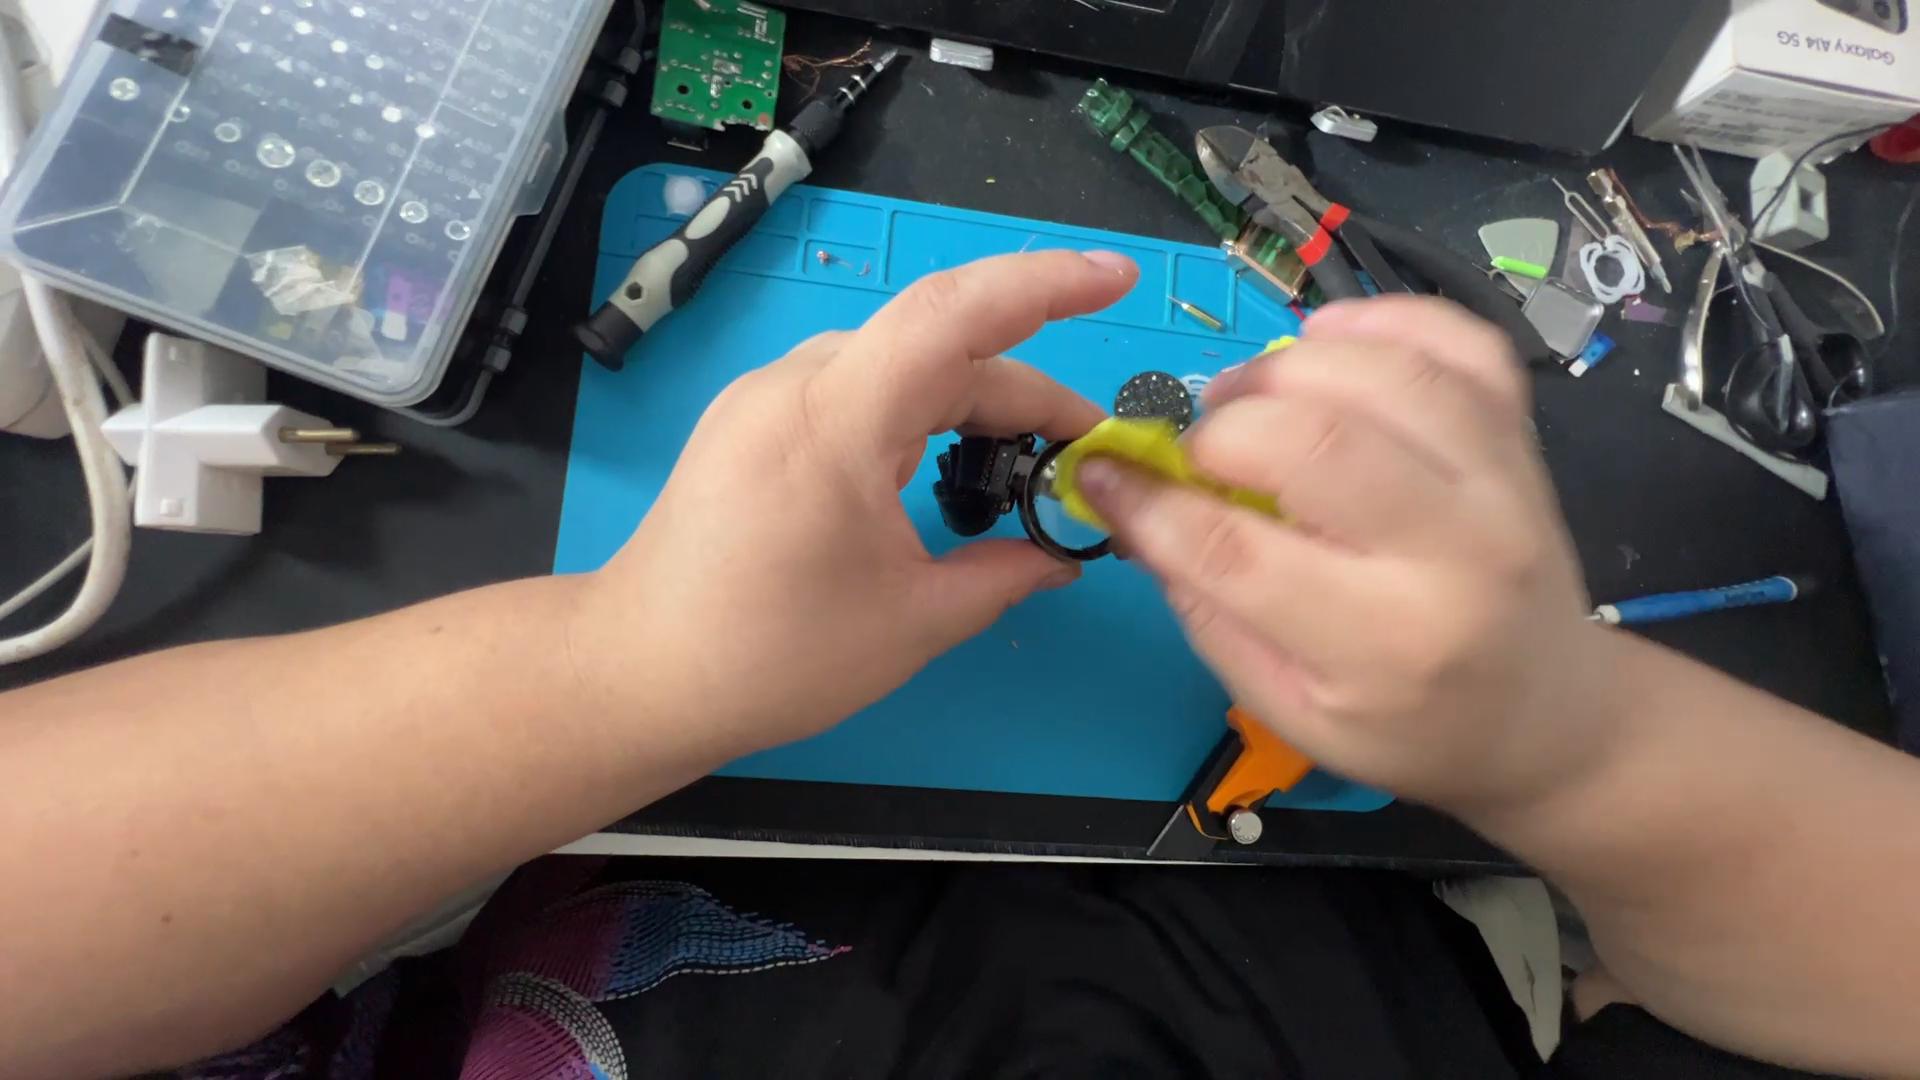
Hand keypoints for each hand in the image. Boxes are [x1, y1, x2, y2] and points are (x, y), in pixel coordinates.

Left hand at [566, 250, 1138, 756]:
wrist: (642, 672)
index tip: (1116, 279)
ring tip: (1023, 460)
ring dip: (971, 405)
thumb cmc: (774, 655)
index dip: (1044, 285)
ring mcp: (769, 396)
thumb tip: (1060, 558)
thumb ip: (1003, 578)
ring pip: (899, 369)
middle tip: (1082, 448)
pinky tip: (941, 462)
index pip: (952, 315)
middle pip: (937, 350)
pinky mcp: (756, 420)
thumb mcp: (912, 623)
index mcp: (835, 421)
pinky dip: (918, 416)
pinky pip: (859, 392)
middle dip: (1023, 392)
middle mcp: (798, 383)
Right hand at [1077, 297, 1616, 814]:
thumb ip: (1200, 604)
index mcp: (1377, 644)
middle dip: (1219, 431)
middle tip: (1192, 448)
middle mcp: (1453, 555)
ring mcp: (1502, 483)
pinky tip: (1322, 346)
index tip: (1098, 471)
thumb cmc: (1397, 723)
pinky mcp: (1523, 436)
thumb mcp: (1278, 701)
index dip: (1146, 500)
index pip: (1232, 552)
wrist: (1544, 713)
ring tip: (1245, 399)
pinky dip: (1374, 322)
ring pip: (1382, 373)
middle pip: (1312, 444)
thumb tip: (1129, 508)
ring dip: (1282, 368)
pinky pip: (1454, 340)